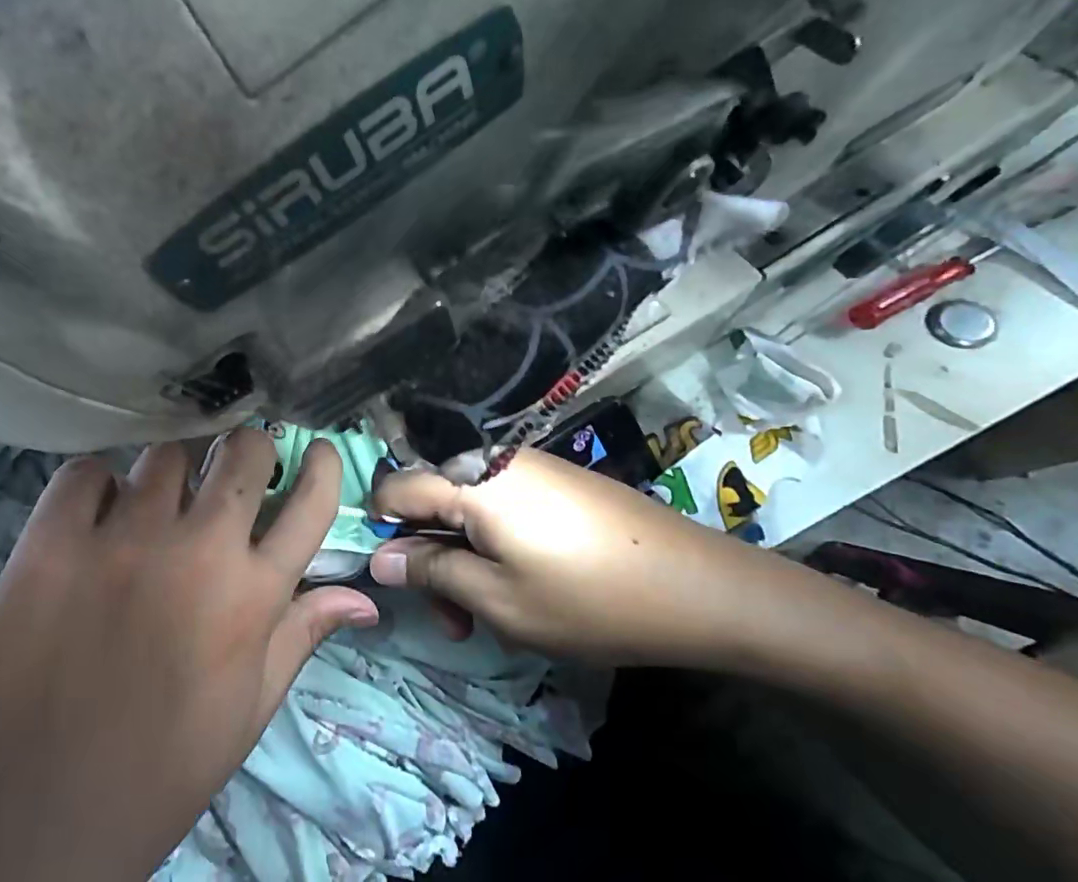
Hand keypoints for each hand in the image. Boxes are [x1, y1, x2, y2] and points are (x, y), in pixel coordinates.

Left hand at [0, 430, 378, 881]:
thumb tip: (364, 599)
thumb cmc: (160, 770)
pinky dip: (98, 487)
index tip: (317, 453)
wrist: (27, 823)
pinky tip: (96, 519)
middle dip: (248, 453)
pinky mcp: (48, 545)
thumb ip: (303, 635)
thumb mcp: (249, 710)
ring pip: (166, 456)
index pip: (312, 501)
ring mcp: (120, 542)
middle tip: (233, 477)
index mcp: (254, 596)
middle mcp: (198, 552)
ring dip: (174, 474)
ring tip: (158, 506)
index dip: (324, 465)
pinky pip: (86, 474)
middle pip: (243, 451)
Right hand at [369, 449, 765, 666]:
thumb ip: (431, 572)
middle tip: (452, 619)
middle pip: (431, 497)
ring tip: (487, 615)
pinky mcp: (558, 481)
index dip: (381, 530)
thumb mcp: (497, 600)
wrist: (695, 585)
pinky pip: (502, 505)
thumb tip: (381, 558)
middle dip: (428, 555)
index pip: (394, 485)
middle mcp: (495, 458)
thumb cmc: (587, 598)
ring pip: (467, 507)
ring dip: (463, 557)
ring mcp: (531, 467)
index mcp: (472, 476)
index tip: (398, 579)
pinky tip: (521, 585)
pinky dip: (494, 543)